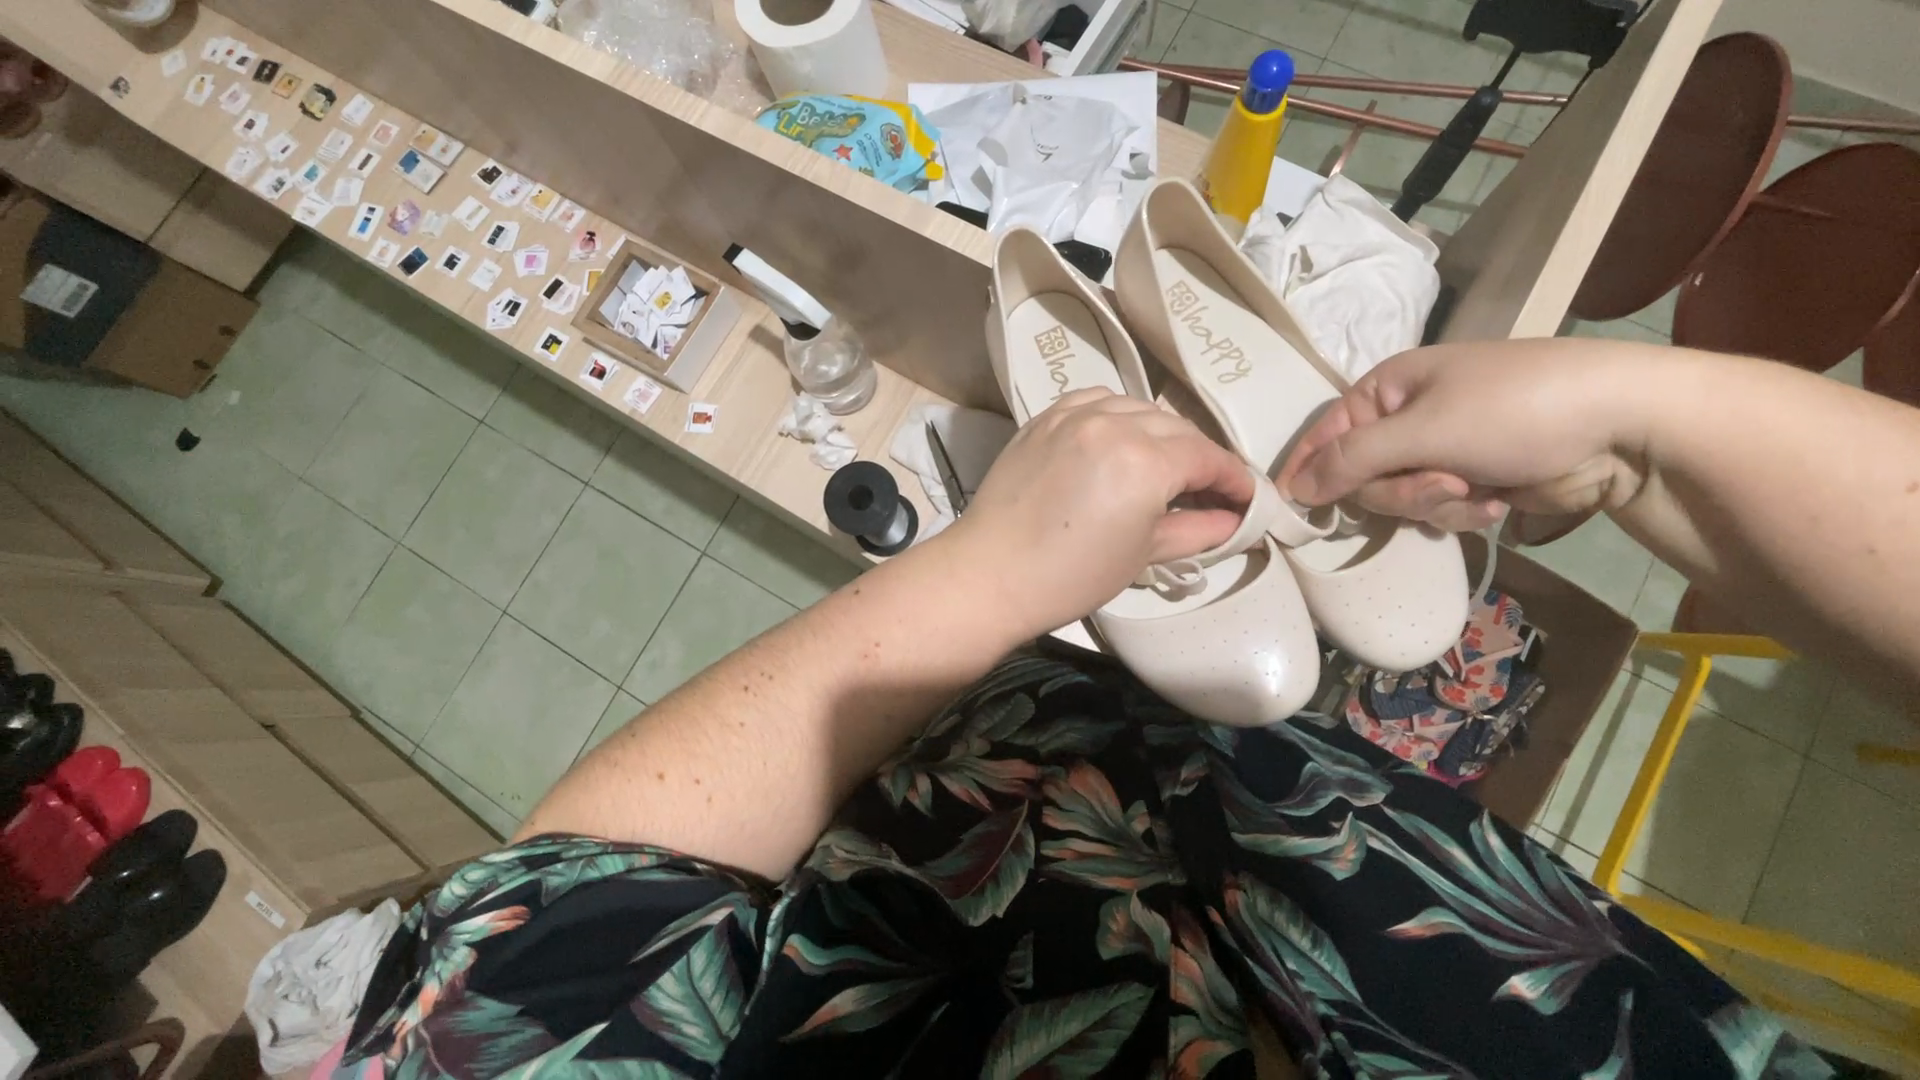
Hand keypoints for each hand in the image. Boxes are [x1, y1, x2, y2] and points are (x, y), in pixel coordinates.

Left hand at [943, 388, 1254, 635]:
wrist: (991, 573)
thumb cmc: (1071, 576)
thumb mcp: (1143, 555)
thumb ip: (1196, 529)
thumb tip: (1233, 520)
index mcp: (1145, 460)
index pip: (1206, 457)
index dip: (1232, 479)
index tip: (1245, 498)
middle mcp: (1113, 423)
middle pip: (1176, 428)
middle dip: (1198, 458)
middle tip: (1205, 491)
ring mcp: (1074, 414)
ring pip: (1138, 408)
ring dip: (1160, 433)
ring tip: (1162, 466)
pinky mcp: (1044, 418)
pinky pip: (1096, 401)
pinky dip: (1118, 416)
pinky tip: (1119, 439)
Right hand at [1276, 341, 1657, 531]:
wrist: (1624, 426)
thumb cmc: (1512, 410)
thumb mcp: (1421, 431)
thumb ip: (1349, 461)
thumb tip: (1292, 488)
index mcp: (1388, 389)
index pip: (1325, 434)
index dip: (1307, 470)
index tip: (1290, 508)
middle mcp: (1407, 418)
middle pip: (1362, 476)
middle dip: (1399, 490)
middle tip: (1439, 485)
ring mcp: (1440, 451)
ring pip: (1399, 499)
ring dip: (1433, 504)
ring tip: (1474, 490)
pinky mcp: (1472, 480)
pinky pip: (1437, 510)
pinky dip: (1463, 512)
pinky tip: (1497, 502)